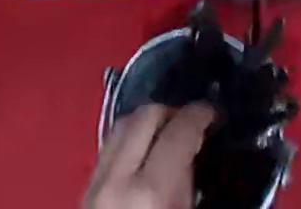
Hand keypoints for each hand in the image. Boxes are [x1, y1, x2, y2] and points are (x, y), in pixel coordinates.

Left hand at [83, 104, 215, 208]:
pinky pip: (109, 146)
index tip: (216, 112)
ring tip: (171, 132)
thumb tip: (191, 153)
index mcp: (148, 191)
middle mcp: (116, 178)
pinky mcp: (84, 191)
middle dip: (172, 109)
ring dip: (148, 120)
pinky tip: (145, 150)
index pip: (178, 131)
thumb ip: (187, 184)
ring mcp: (94, 183)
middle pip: (145, 115)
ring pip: (122, 124)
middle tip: (194, 121)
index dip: (201, 114)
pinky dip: (129, 138)